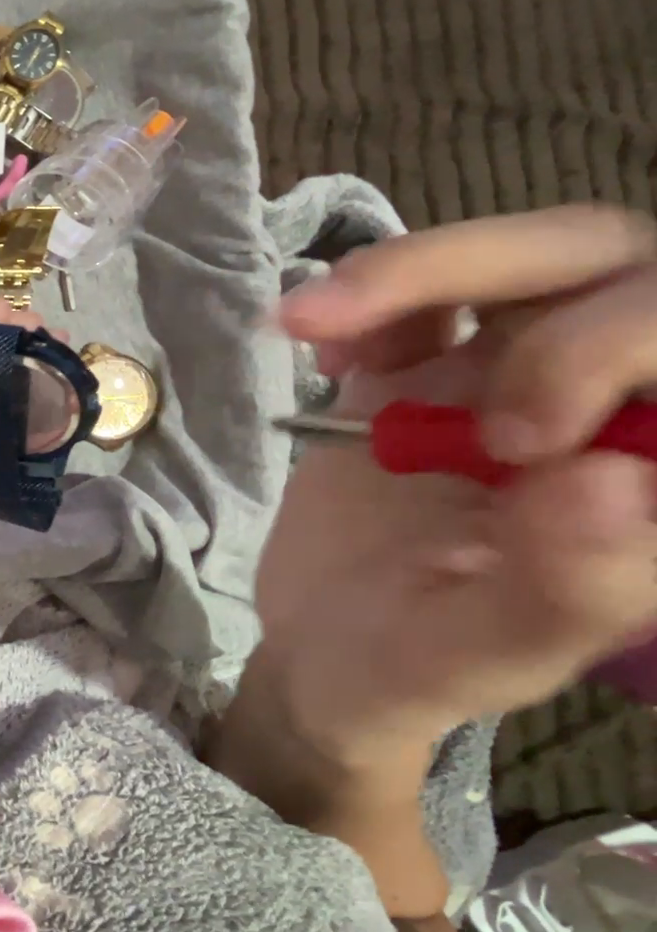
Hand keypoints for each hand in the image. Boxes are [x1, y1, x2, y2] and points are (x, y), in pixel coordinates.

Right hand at [251, 205, 656, 768]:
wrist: (319, 652)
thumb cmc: (403, 672)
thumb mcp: (474, 658)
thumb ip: (563, 590)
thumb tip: (607, 476)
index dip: (626, 349)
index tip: (511, 444)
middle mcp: (622, 414)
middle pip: (622, 268)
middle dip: (498, 277)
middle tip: (383, 369)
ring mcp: (520, 383)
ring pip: (527, 259)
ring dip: (413, 271)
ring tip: (307, 321)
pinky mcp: (428, 376)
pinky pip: (425, 294)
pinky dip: (366, 299)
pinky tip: (316, 349)